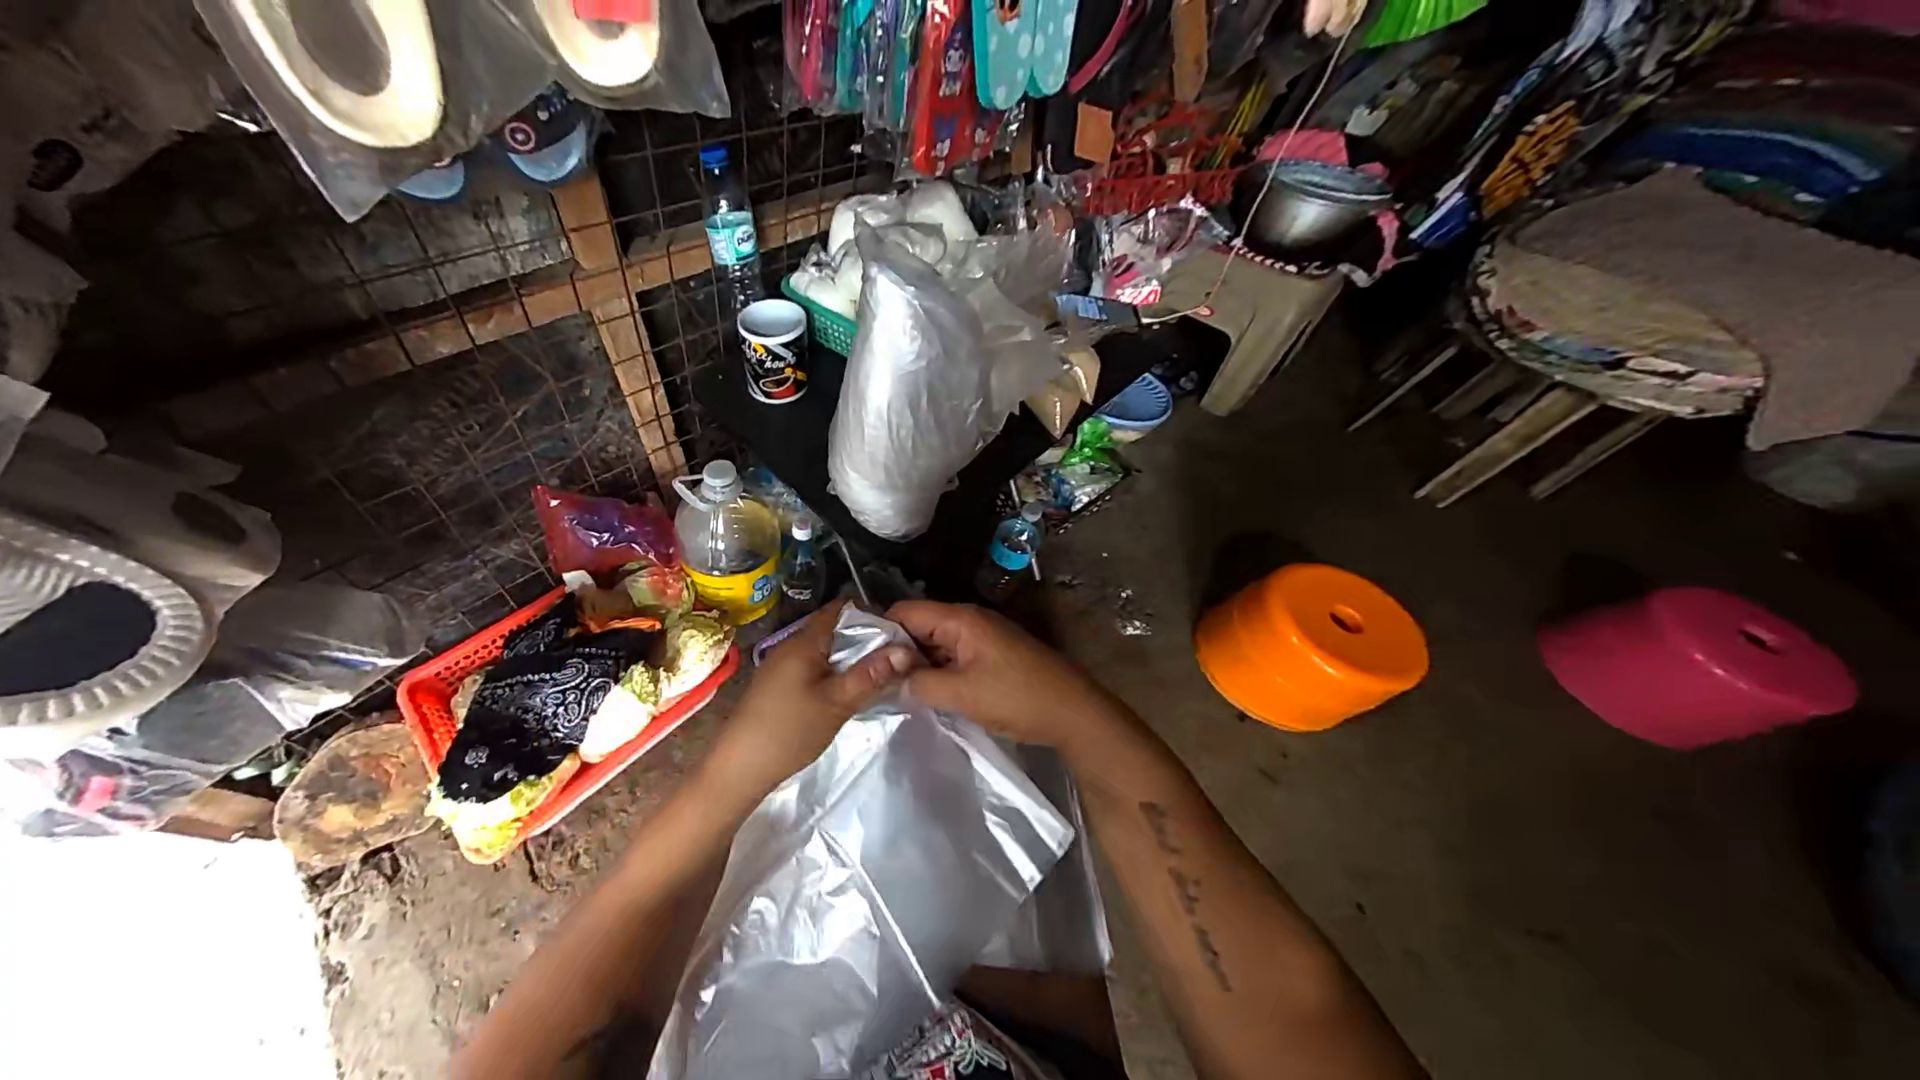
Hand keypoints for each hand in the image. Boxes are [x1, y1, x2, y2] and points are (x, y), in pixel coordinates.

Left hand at [705, 599, 915, 798]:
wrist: (737, 769)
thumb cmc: (789, 731)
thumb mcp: (837, 703)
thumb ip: (871, 675)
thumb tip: (905, 649)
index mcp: (803, 643)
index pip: (840, 609)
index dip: (870, 613)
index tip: (898, 631)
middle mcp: (790, 647)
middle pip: (834, 630)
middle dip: (865, 639)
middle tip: (896, 656)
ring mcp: (782, 667)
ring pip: (825, 651)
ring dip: (850, 659)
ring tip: (879, 674)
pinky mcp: (778, 687)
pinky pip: (814, 668)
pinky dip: (834, 673)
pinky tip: (848, 692)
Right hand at [887, 600, 1128, 755]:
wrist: (1073, 712)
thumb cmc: (1017, 698)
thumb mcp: (961, 694)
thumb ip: (920, 684)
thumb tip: (889, 679)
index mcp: (961, 619)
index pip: (905, 611)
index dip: (879, 630)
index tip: (857, 658)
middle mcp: (969, 621)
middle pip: (919, 626)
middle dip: (895, 650)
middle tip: (869, 678)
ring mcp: (982, 638)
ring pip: (935, 643)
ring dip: (917, 664)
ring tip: (888, 689)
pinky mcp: (991, 656)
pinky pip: (953, 656)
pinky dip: (937, 671)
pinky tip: (923, 693)